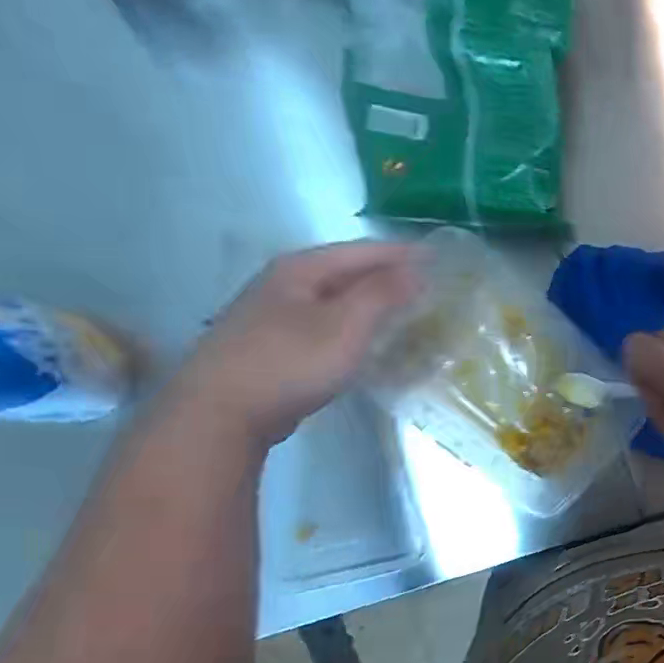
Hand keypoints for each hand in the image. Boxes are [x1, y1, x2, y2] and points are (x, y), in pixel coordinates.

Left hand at [169, 242, 422, 445]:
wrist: (224, 410)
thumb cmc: (290, 362)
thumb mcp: (345, 325)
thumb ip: (382, 294)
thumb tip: (417, 269)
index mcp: (301, 269)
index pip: (362, 251)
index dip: (402, 254)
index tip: (439, 259)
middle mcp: (285, 283)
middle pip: (346, 271)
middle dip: (388, 276)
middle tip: (429, 286)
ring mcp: (276, 314)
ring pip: (336, 298)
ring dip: (372, 302)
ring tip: (406, 311)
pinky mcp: (276, 345)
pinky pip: (327, 323)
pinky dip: (355, 325)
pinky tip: (368, 340)